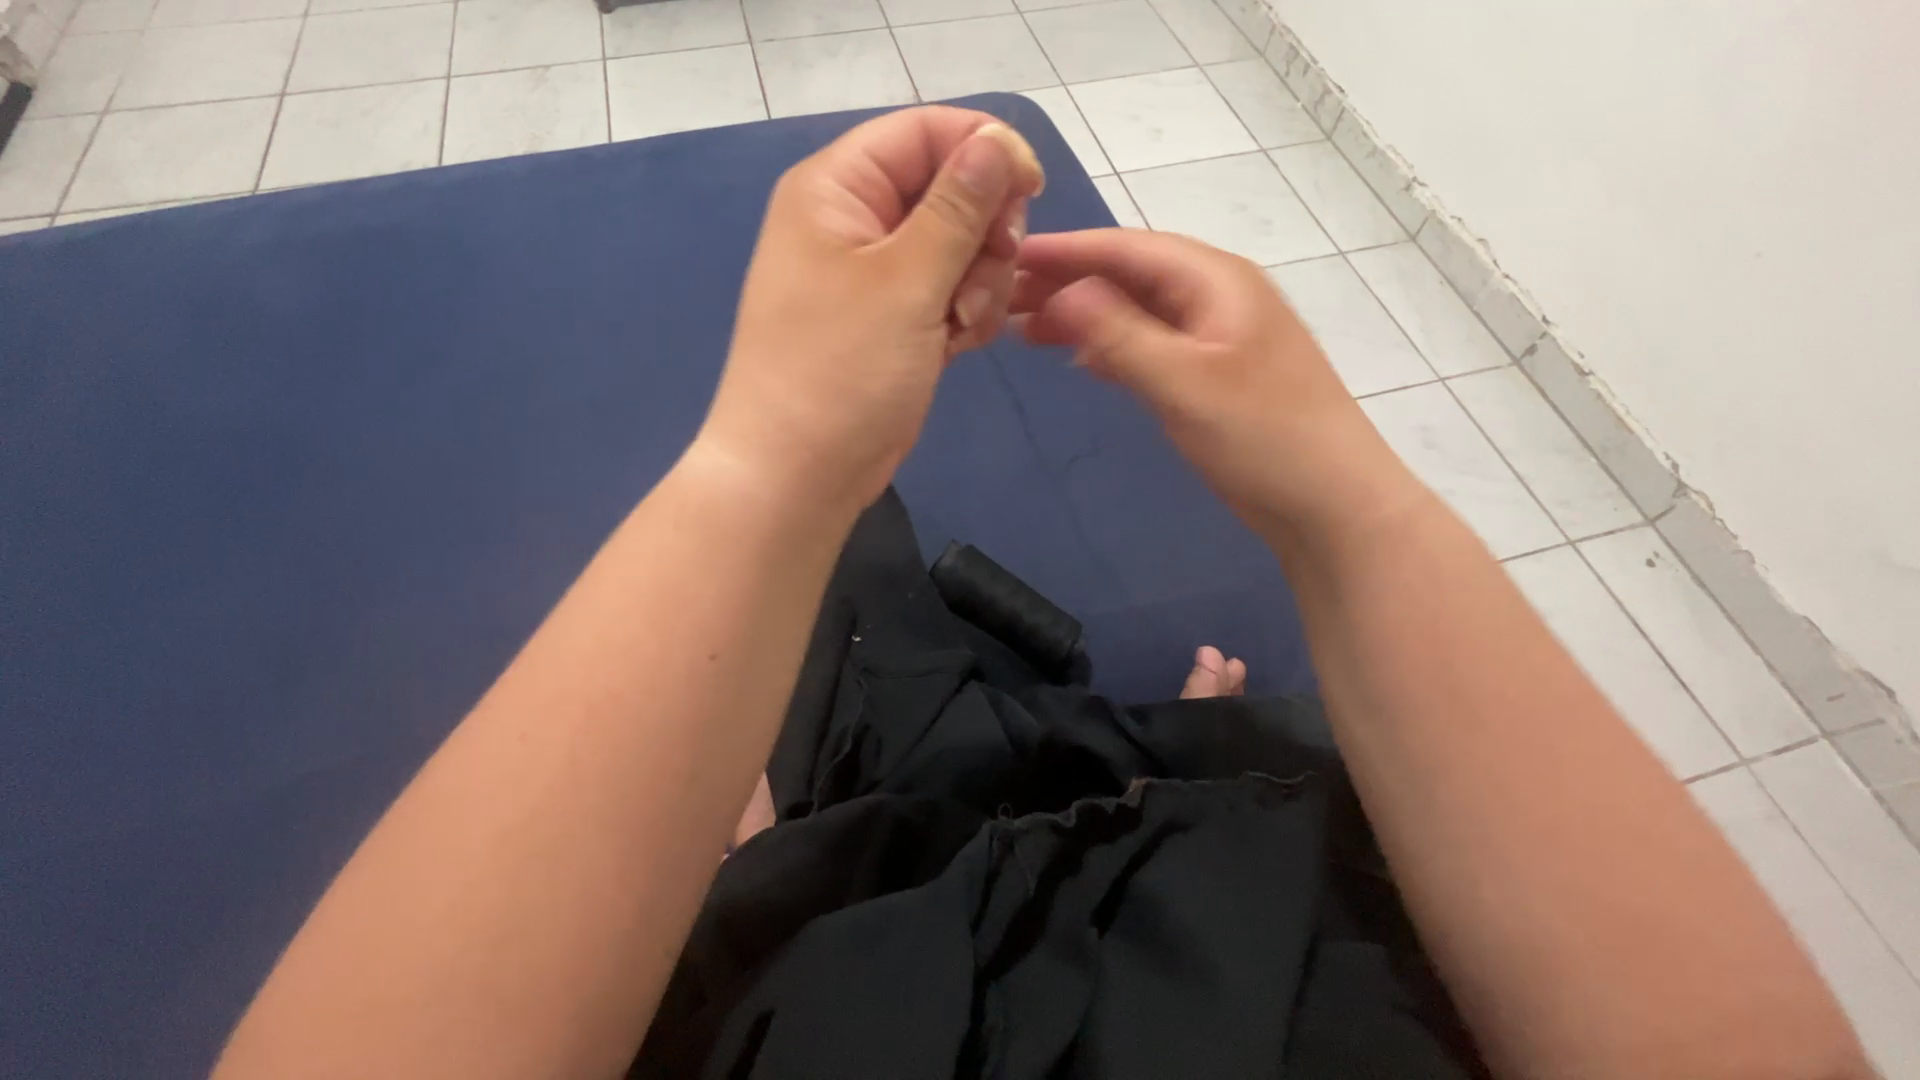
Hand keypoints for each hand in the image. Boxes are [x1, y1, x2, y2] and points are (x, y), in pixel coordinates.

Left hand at [693, 107, 1045, 516]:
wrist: (799, 474)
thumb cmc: (841, 370)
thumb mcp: (905, 280)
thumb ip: (957, 206)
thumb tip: (995, 140)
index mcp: (836, 188)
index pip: (924, 131)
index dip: (984, 149)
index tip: (1033, 191)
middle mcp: (855, 221)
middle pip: (950, 190)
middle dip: (983, 233)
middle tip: (983, 279)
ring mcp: (876, 276)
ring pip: (959, 247)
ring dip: (978, 283)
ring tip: (958, 327)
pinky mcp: (895, 321)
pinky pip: (949, 293)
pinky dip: (963, 315)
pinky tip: (954, 347)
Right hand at [1014, 229, 1419, 539]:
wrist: (1330, 502)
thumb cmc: (1261, 437)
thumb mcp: (1183, 382)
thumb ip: (1119, 334)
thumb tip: (1060, 291)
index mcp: (1214, 280)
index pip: (1125, 249)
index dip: (1064, 251)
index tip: (1006, 257)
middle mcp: (1216, 295)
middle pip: (1129, 275)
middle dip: (1067, 283)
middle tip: (1002, 299)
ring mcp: (1217, 336)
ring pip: (1137, 311)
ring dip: (1084, 316)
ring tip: (1025, 330)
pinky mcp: (1213, 375)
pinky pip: (1151, 344)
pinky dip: (1112, 348)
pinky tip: (1080, 360)